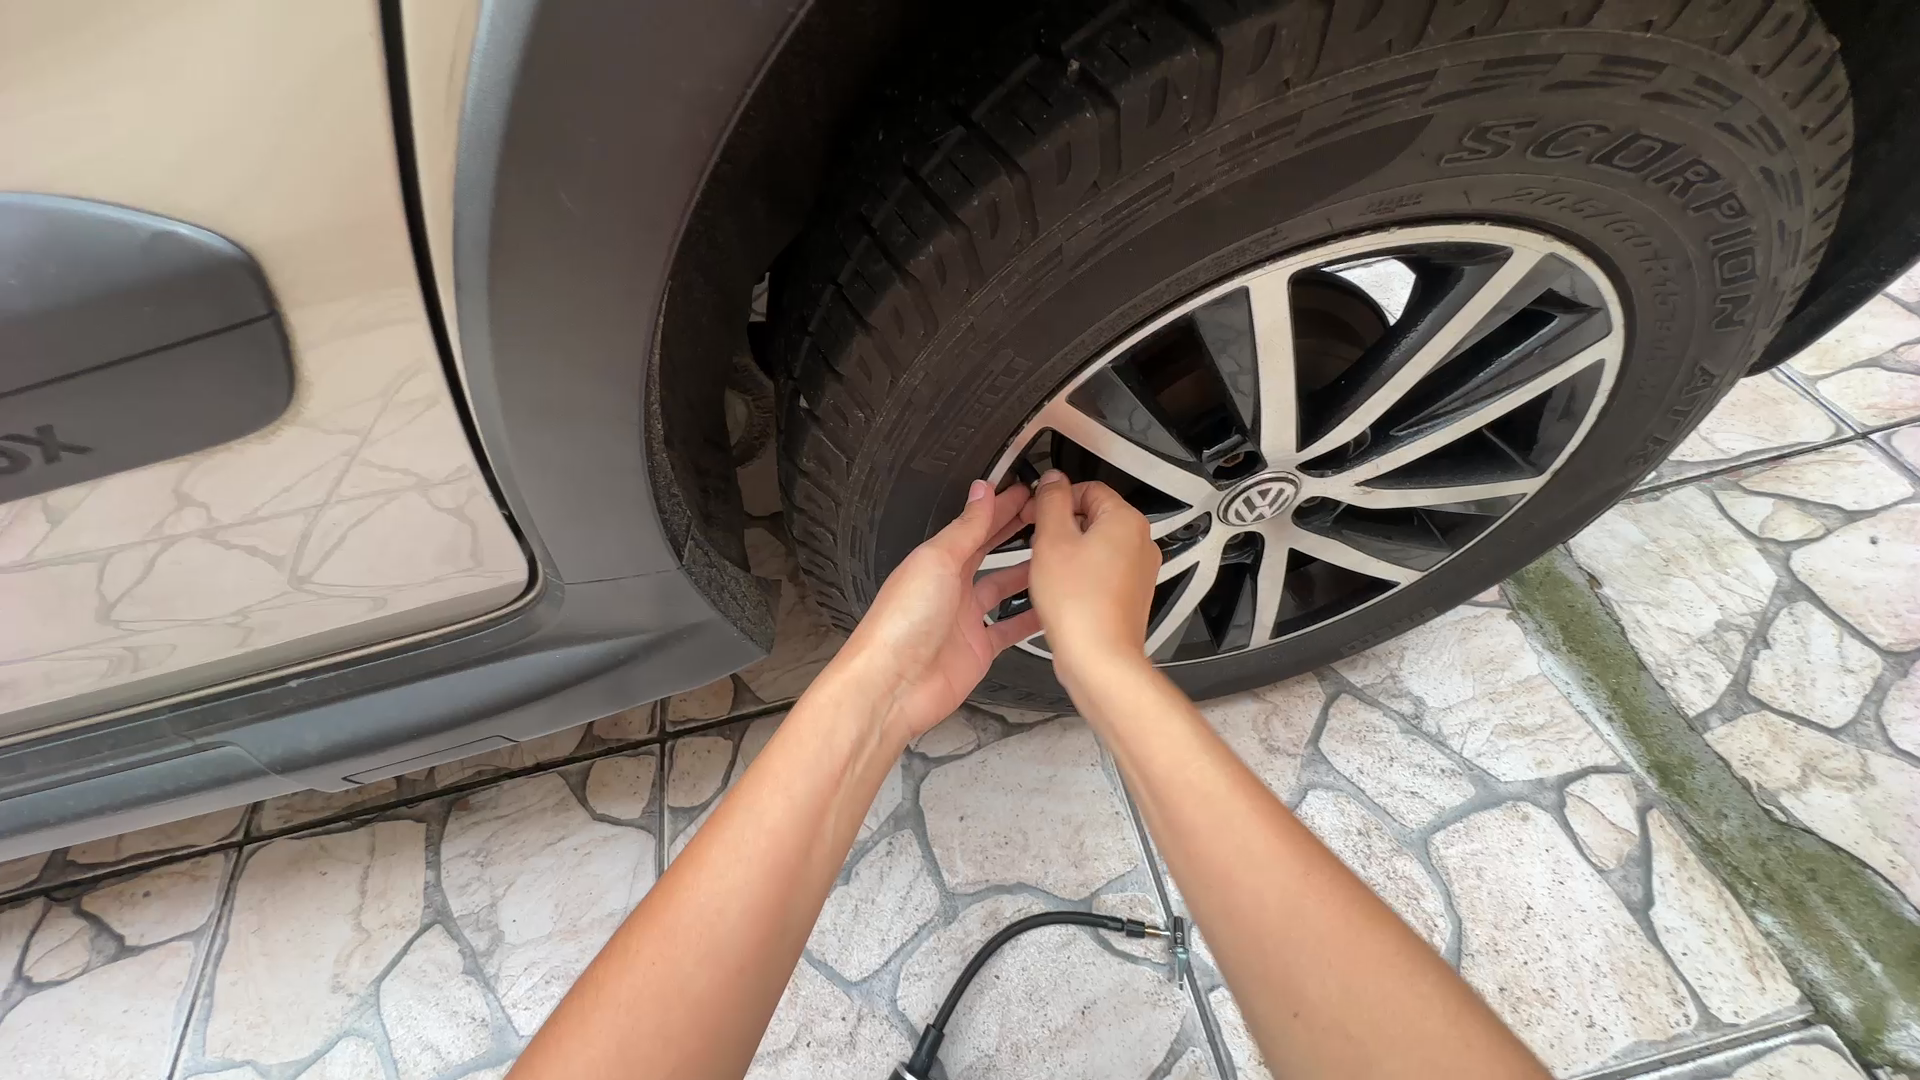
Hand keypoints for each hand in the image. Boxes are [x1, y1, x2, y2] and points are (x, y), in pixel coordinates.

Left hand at [830, 480, 1040, 741]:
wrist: (893, 685)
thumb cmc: (901, 623)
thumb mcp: (937, 561)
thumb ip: (965, 527)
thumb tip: (981, 491)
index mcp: (937, 561)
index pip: (976, 526)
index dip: (1001, 508)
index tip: (1028, 493)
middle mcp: (950, 587)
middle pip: (991, 554)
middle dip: (1017, 535)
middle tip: (1047, 518)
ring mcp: (965, 619)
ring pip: (1004, 589)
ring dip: (1028, 574)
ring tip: (1055, 557)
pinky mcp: (978, 649)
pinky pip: (1010, 629)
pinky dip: (1031, 619)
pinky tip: (1049, 609)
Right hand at [1023, 470, 1161, 688]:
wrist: (1099, 657)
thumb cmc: (1080, 606)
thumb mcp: (1051, 540)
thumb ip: (1051, 501)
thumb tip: (1052, 481)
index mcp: (1126, 520)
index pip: (1088, 488)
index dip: (1055, 497)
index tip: (1035, 512)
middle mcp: (1140, 542)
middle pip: (1093, 516)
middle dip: (1061, 526)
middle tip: (1038, 544)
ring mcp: (1139, 570)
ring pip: (1096, 545)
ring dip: (1069, 552)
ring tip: (1049, 572)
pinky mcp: (1130, 594)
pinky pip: (1102, 571)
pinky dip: (1081, 575)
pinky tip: (1062, 591)